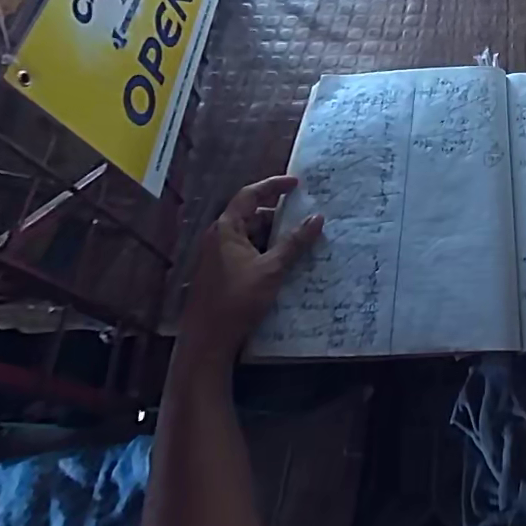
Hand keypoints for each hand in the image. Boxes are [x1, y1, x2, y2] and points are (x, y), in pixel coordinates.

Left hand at [179, 175, 323, 366]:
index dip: (273, 185)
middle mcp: (219, 236)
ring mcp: (217, 255)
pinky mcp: (221, 272)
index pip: (250, 195)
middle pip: (251, 215)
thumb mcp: (272, 269)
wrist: (208, 341)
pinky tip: (283, 262)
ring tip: (299, 240)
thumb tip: (317, 218)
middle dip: (278, 215)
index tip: (297, 184)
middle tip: (304, 217)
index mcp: (226, 228)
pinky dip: (265, 250)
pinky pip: (246, 251)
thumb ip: (294, 243)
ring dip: (273, 236)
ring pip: (250, 235)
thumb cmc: (237, 300)